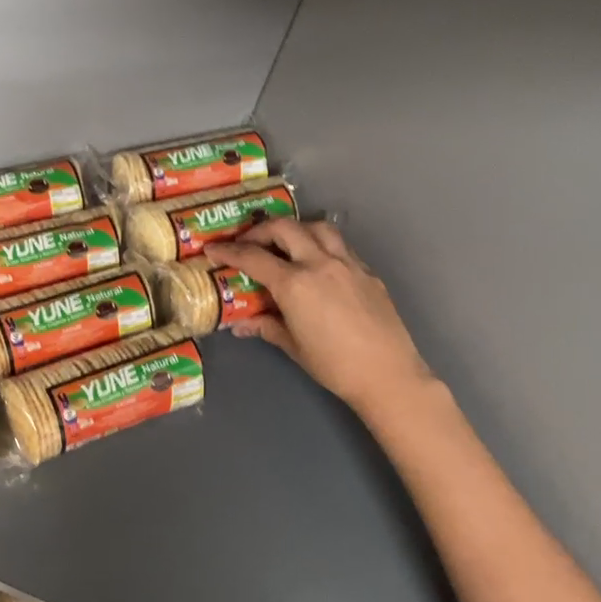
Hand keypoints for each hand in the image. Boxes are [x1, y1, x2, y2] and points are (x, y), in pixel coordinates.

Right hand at [205, 218, 433, 416]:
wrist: (387, 374)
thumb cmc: (334, 365)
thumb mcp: (292, 346)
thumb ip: (266, 326)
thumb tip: (241, 324)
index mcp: (295, 284)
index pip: (254, 258)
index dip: (229, 251)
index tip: (213, 248)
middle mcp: (320, 264)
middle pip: (285, 228)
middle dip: (260, 231)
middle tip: (247, 243)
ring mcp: (348, 265)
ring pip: (318, 227)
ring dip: (295, 229)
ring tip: (284, 243)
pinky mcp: (368, 272)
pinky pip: (340, 246)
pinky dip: (321, 245)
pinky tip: (317, 264)